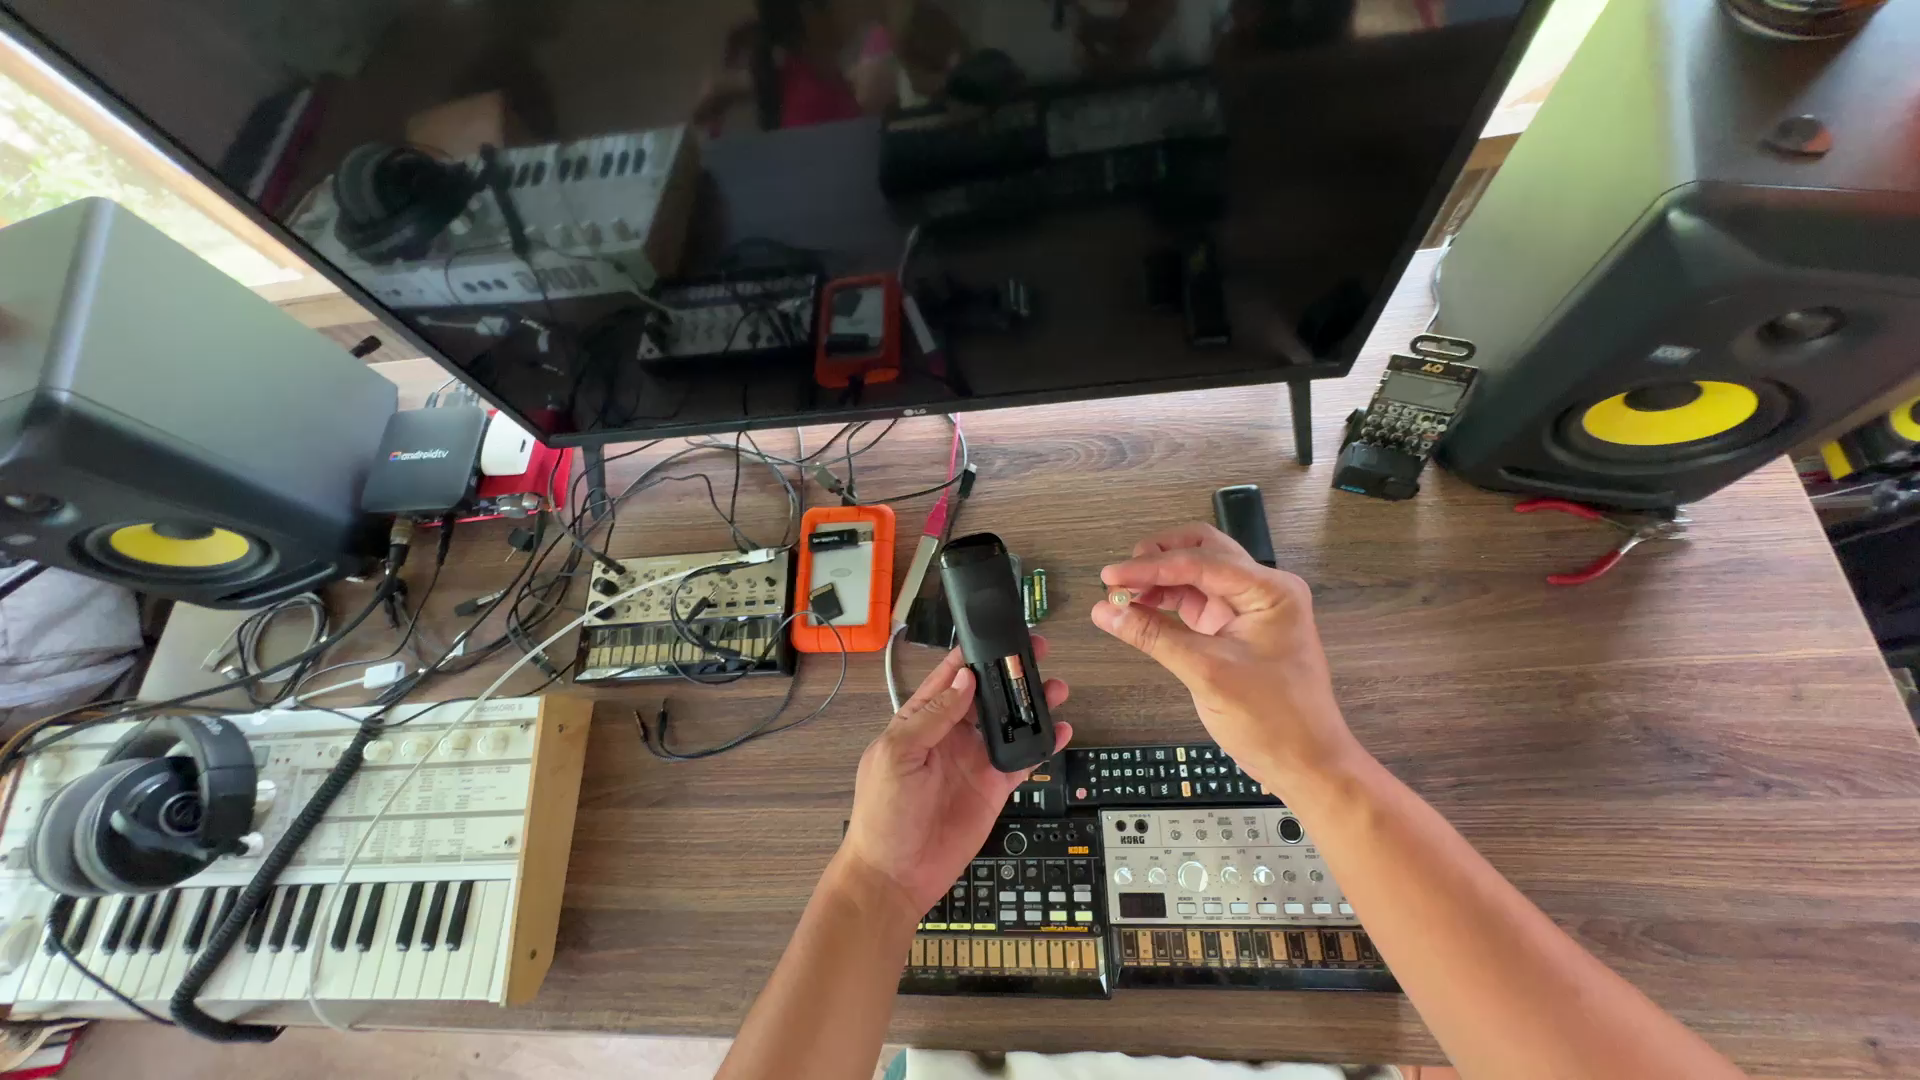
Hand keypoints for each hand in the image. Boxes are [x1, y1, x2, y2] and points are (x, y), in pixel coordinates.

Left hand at [838, 640, 1071, 918]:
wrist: (895, 875)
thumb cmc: (884, 813)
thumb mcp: (897, 754)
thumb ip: (932, 716)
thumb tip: (963, 679)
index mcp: (920, 720)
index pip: (949, 677)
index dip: (973, 655)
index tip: (997, 635)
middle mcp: (950, 735)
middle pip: (986, 695)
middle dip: (1010, 673)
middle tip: (1037, 654)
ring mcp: (973, 760)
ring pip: (1008, 722)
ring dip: (1031, 705)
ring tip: (1055, 689)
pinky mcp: (993, 787)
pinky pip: (1022, 759)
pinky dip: (1043, 744)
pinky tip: (1060, 731)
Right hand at [1090, 524, 1361, 793]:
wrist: (1305, 764)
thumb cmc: (1271, 720)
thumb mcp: (1206, 673)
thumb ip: (1153, 635)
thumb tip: (1103, 611)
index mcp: (1269, 591)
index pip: (1200, 562)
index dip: (1150, 567)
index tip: (1109, 575)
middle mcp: (1262, 590)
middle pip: (1202, 551)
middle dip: (1157, 559)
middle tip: (1119, 578)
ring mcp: (1248, 608)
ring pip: (1195, 574)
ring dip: (1158, 580)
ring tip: (1121, 597)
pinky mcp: (1233, 628)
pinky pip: (1194, 601)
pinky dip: (1165, 602)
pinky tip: (1138, 611)